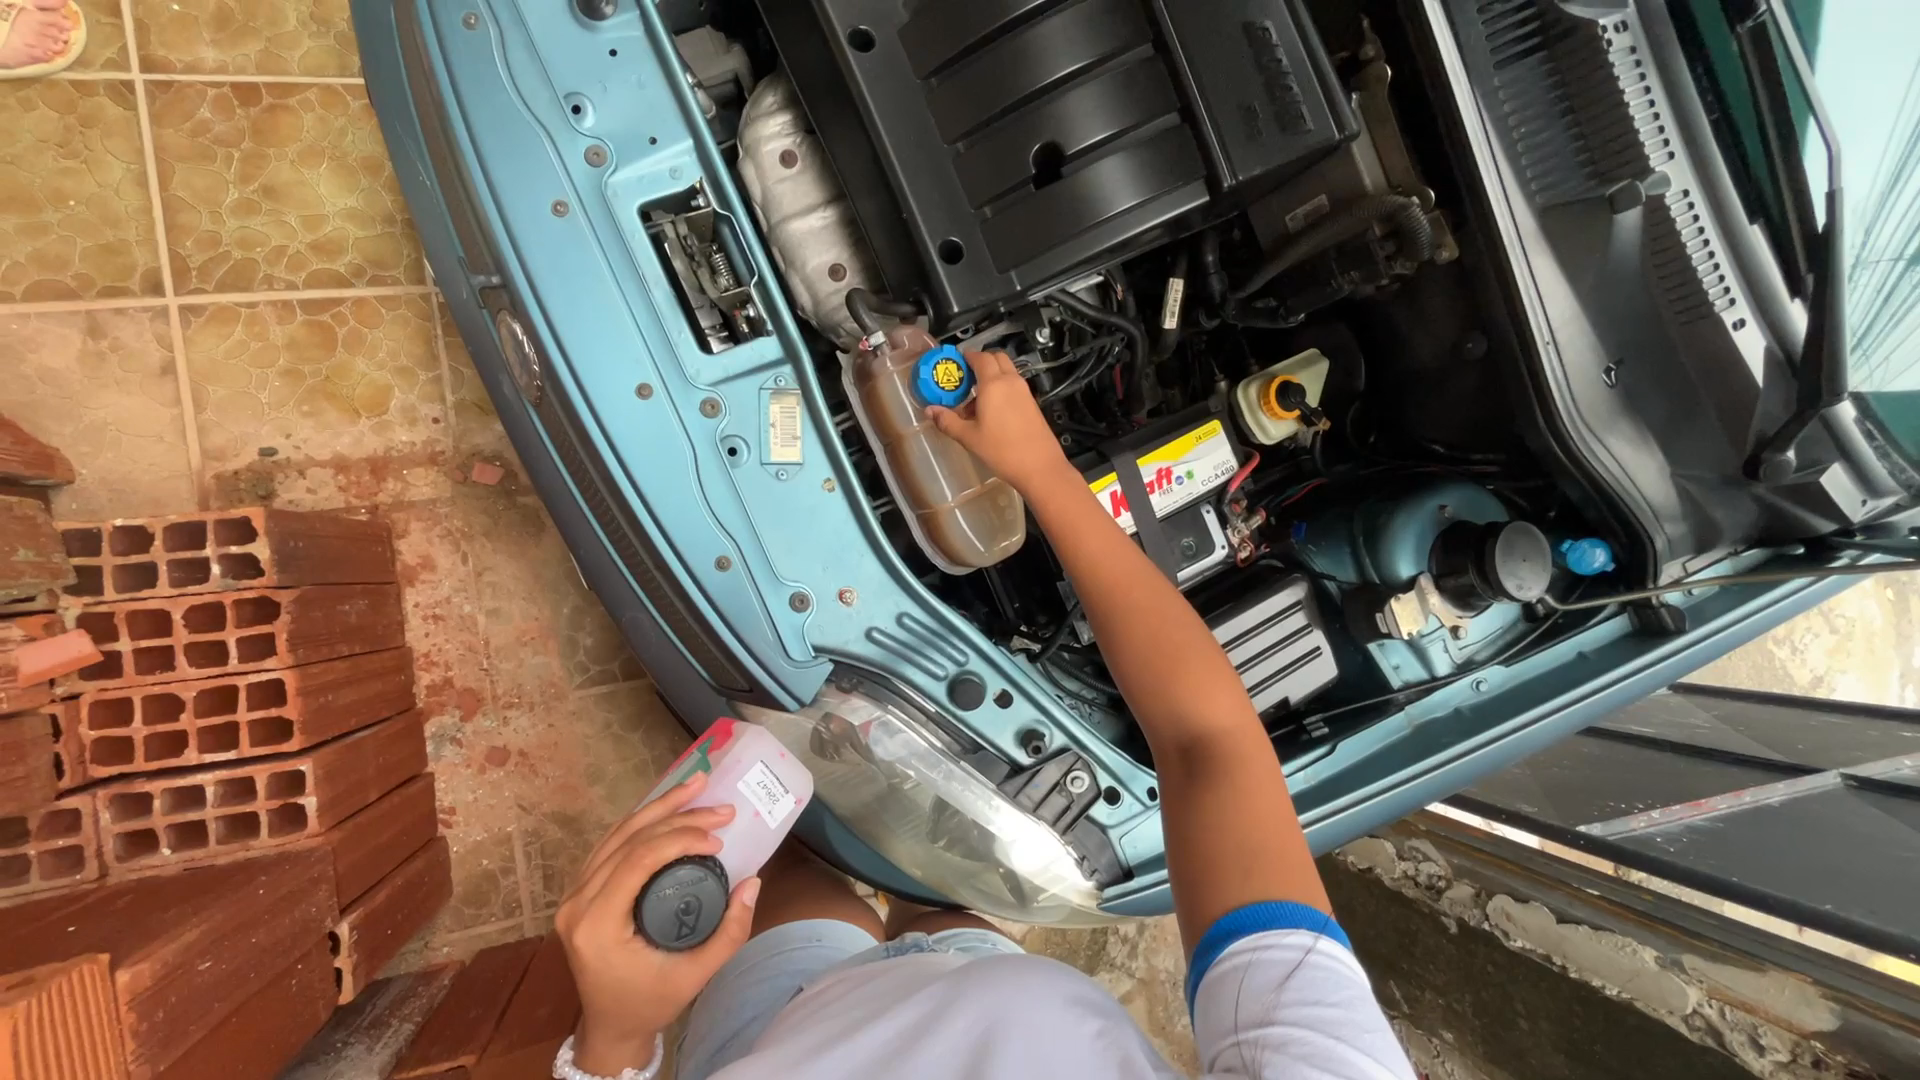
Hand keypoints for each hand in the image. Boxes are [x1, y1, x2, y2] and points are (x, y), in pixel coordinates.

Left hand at [555, 773, 760, 1073]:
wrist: (610, 1028)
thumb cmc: (650, 1002)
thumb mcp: (695, 977)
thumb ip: (728, 933)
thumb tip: (753, 882)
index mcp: (596, 925)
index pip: (637, 861)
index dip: (679, 839)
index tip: (718, 839)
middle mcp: (577, 903)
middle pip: (628, 840)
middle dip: (678, 816)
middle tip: (722, 808)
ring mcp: (574, 894)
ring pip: (618, 834)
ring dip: (661, 807)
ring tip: (698, 784)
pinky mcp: (582, 890)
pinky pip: (612, 843)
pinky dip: (644, 820)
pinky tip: (670, 805)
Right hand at [926, 351, 1076, 495]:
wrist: (1040, 466)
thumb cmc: (1002, 450)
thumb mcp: (969, 437)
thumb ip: (947, 421)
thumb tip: (929, 410)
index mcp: (993, 384)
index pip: (980, 357)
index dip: (967, 356)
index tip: (955, 363)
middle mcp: (1011, 381)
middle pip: (997, 358)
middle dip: (980, 362)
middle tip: (965, 378)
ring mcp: (1024, 391)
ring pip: (1006, 372)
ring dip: (991, 377)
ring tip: (974, 401)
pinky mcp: (1031, 403)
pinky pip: (1013, 386)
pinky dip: (1001, 388)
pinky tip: (991, 412)